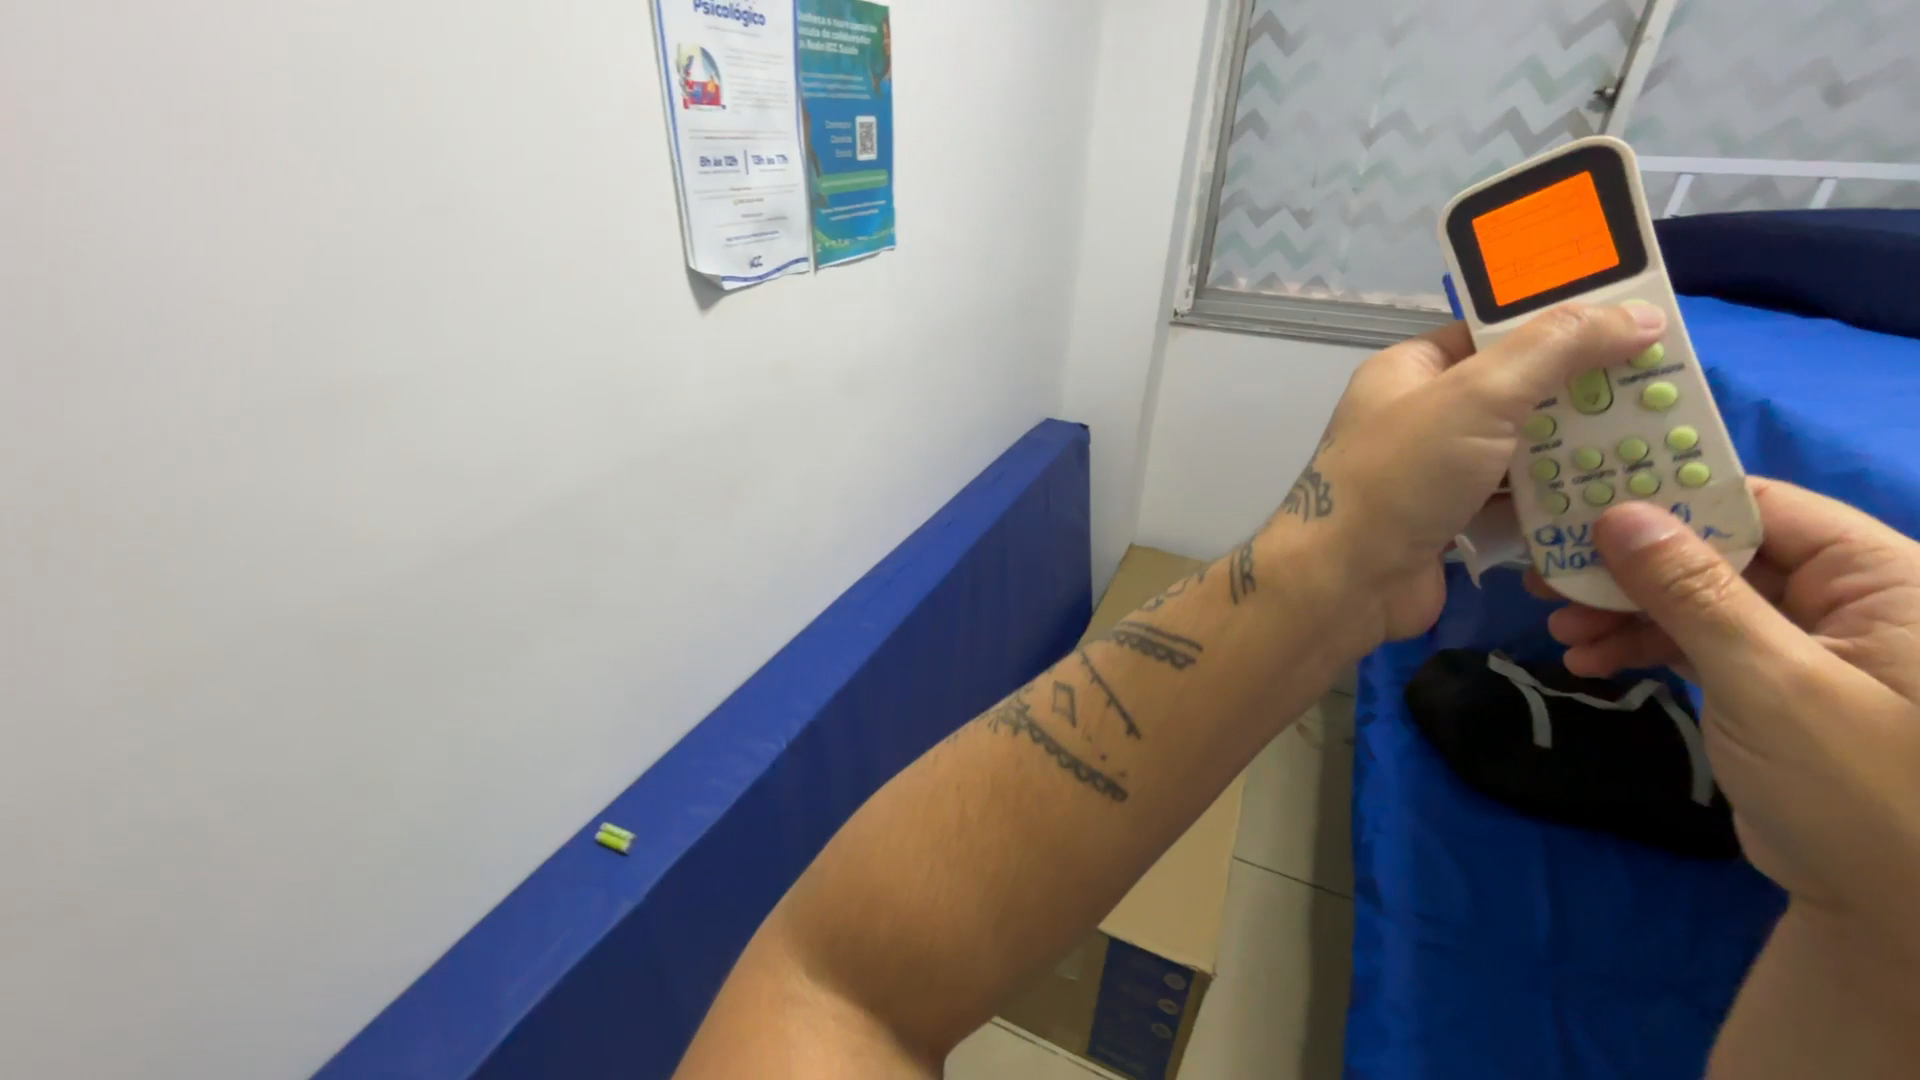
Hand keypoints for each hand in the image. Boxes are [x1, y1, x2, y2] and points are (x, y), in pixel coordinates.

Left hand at [1299, 303, 1665, 641]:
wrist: (1344, 580)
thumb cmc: (1402, 476)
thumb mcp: (1478, 395)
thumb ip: (1556, 349)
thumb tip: (1640, 313)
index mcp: (1409, 371)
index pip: (1491, 332)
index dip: (1561, 325)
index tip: (1641, 326)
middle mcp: (1418, 416)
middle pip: (1515, 392)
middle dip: (1583, 395)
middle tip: (1670, 392)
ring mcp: (1432, 472)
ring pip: (1519, 450)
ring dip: (1578, 451)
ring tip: (1663, 444)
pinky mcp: (1448, 521)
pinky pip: (1513, 501)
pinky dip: (1556, 500)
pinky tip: (1619, 498)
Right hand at [1535, 479, 1919, 944]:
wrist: (1891, 912)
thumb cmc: (1859, 788)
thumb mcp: (1770, 681)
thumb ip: (1692, 591)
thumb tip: (1619, 513)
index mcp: (1883, 581)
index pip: (1765, 509)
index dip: (1671, 500)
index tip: (1582, 503)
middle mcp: (1848, 601)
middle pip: (1717, 553)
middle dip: (1629, 566)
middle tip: (1549, 570)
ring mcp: (1805, 644)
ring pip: (1694, 598)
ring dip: (1621, 610)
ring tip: (1559, 628)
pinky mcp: (1767, 683)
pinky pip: (1691, 641)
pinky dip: (1637, 646)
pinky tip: (1587, 661)